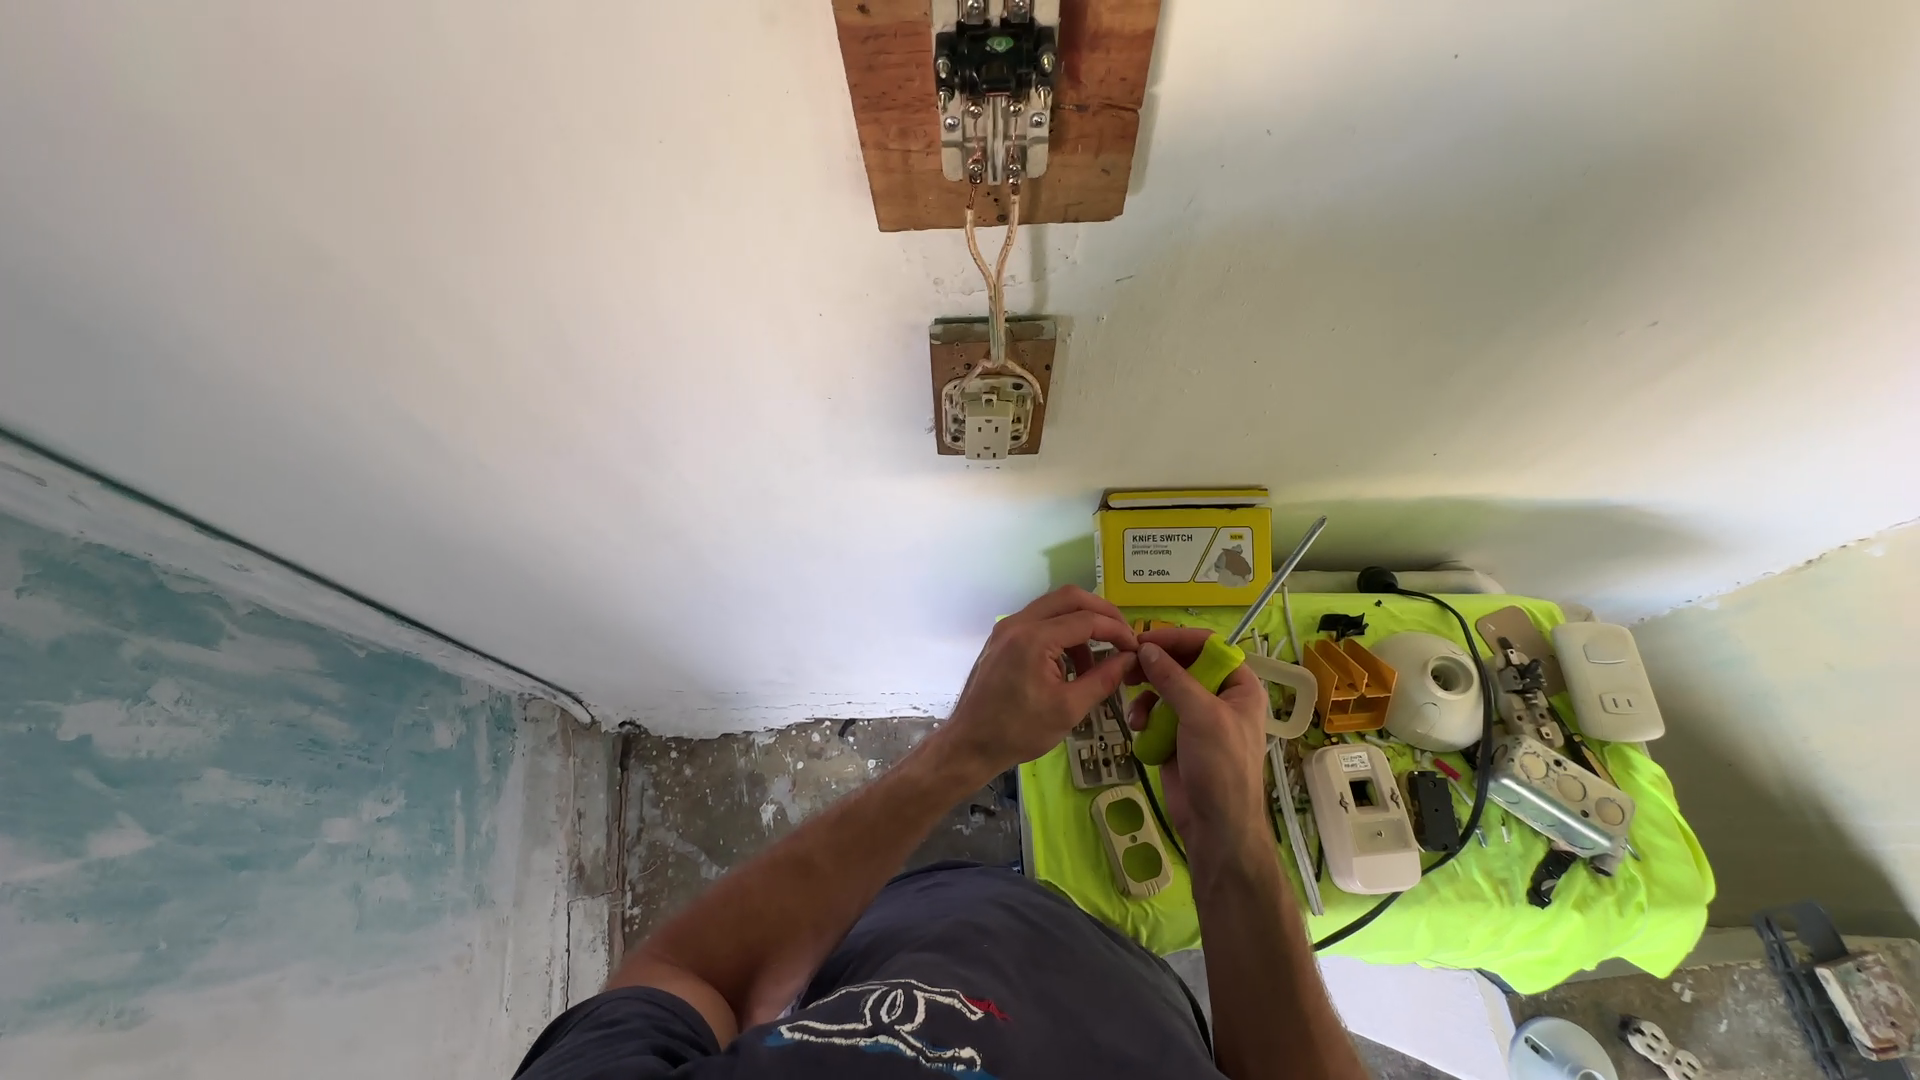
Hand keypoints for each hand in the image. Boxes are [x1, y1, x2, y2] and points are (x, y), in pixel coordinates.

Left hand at [934, 586, 1139, 781]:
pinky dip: (1060, 633)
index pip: (1086, 619)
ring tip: (1095, 663)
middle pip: (1069, 598)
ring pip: (1053, 607)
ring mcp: (1006, 628)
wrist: (969, 744)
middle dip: (1101, 614)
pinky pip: (1038, 621)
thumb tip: (1131, 659)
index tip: (1136, 647)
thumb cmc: (1018, 731)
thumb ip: (1103, 679)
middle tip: (1122, 637)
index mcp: (1033, 638)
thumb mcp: (1069, 709)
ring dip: (1080, 625)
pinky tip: (1069, 667)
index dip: (1117, 631)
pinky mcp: (1002, 638)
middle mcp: (1018, 623)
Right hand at [1126, 629, 1269, 844]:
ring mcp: (1196, 716)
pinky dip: (1144, 716)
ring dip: (1146, 696)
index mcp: (1239, 686)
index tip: (1145, 640)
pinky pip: (1155, 712)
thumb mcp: (1201, 716)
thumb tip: (1146, 650)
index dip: (1177, 639)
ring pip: (1164, 688)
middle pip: (1182, 664)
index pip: (1208, 646)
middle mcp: (1219, 696)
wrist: (1216, 825)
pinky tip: (1137, 727)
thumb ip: (1173, 679)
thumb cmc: (1221, 767)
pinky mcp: (1176, 735)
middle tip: (1129, 666)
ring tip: (1135, 711)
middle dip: (1156, 667)